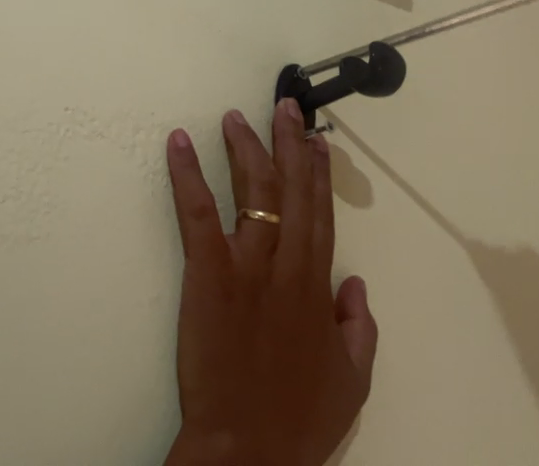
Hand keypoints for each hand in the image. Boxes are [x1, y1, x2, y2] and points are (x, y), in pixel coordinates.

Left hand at [163, 101, 377, 465]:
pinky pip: (198, 213)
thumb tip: (356, 284)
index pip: (323, 216)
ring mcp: (248, 266)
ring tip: (236, 117)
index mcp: (319, 288)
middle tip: (283, 106)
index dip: (320, 175)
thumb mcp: (352, 380)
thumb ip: (358, 328)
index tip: (318, 140)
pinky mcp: (208, 272)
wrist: (250, 450)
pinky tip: (180, 143)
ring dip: (246, 149)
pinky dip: (188, 175)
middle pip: (293, 192)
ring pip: (254, 193)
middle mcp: (288, 267)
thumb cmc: (297, 419)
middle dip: (290, 144)